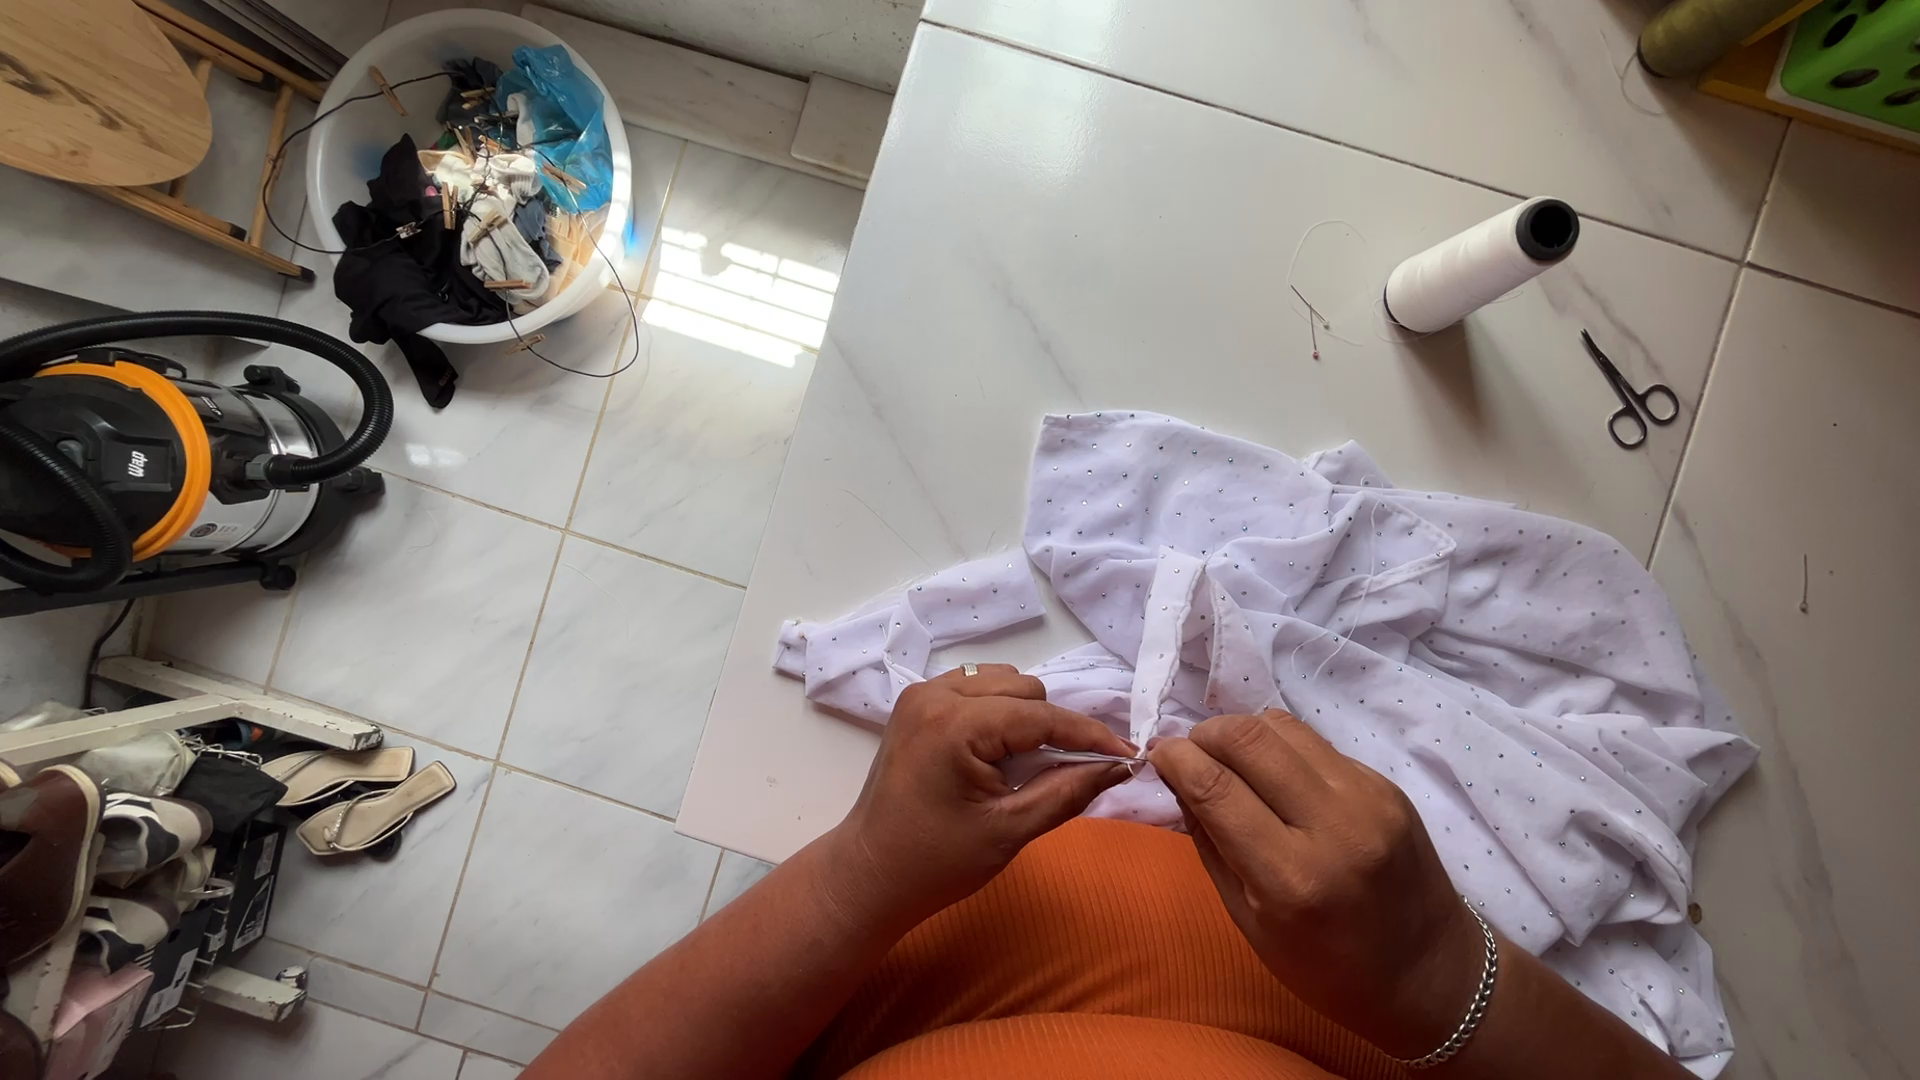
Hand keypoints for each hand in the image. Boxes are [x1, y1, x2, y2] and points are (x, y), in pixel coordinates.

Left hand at [827, 664, 1134, 926]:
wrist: (871, 873)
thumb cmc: (937, 862)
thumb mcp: (1010, 831)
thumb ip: (1068, 792)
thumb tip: (1117, 766)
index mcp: (955, 724)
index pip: (1040, 716)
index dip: (1089, 736)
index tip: (1129, 754)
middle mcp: (935, 694)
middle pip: (1024, 689)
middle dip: (1052, 727)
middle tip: (1062, 772)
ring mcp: (922, 693)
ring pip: (1002, 681)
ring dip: (1025, 714)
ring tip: (1024, 763)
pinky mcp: (916, 701)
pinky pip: (976, 686)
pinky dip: (998, 710)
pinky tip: (996, 748)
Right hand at [1148, 709, 1484, 1058]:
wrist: (1435, 975)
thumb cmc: (1326, 966)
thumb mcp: (1246, 918)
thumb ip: (1207, 841)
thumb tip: (1176, 778)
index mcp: (1292, 879)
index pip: (1215, 787)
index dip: (1175, 758)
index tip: (1158, 755)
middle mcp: (1335, 827)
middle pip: (1247, 738)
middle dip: (1203, 734)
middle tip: (1191, 753)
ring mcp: (1368, 798)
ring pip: (1279, 725)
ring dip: (1239, 732)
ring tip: (1230, 760)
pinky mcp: (1385, 783)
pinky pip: (1312, 741)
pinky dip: (1278, 747)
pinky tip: (1276, 775)